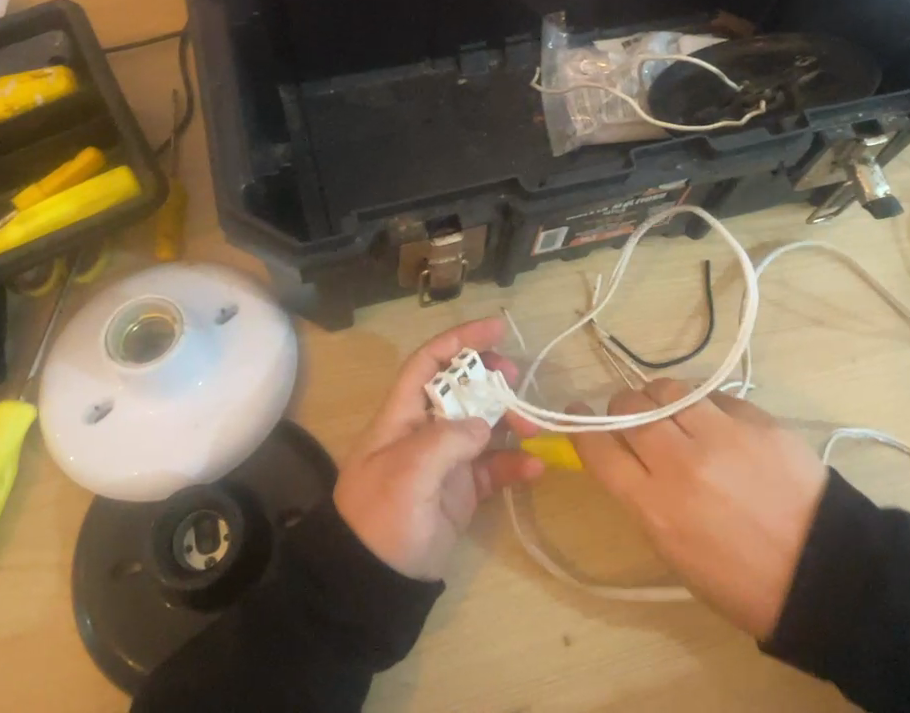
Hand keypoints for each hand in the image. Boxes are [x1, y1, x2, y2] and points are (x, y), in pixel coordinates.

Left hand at [334, 318, 543, 580]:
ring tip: (533, 427)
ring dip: (509, 420)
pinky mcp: (462, 491)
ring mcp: (445, 461)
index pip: (429, 364)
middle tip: (516, 378)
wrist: (374, 582)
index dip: (459, 341)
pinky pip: (493, 468)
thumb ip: (445, 441)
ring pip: (483, 425)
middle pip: (461, 389)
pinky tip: (535, 468)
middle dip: (489, 378)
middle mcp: (424, 431)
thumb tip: (483, 427)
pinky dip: (515, 464)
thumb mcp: (406, 473)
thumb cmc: (381, 517)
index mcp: (401, 416)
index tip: (497, 328)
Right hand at [572, 379, 827, 638]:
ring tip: (672, 412)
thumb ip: (642, 498)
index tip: (575, 414)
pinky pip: (714, 395)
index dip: (580, 426)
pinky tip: (715, 423)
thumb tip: (622, 457)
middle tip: (631, 418)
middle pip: (628, 408)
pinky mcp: (757, 420)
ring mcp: (721, 435)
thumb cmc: (740, 580)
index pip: (598, 447)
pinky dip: (705, 405)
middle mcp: (681, 462)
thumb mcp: (674, 551)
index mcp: (654, 506)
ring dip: (660, 398)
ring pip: (667, 389)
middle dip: (621, 409)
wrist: (825, 574)